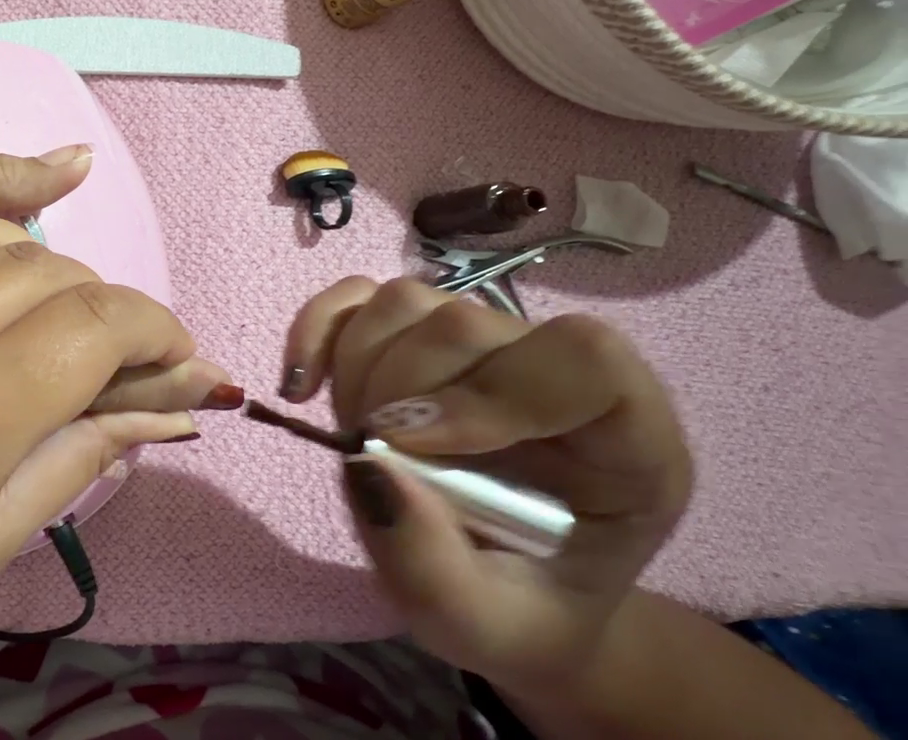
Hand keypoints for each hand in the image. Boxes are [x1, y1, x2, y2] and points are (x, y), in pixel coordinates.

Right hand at [282, 278, 692, 690]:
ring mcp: (479, 345)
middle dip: (396, 391)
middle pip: (465, 323)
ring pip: (404, 303)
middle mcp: (554, 373)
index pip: (584, 359)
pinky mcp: (416, 337)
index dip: (488, 392)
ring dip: (356, 369)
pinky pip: (356, 299)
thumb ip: (430, 564)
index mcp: (623, 441)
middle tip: (377, 456)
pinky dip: (316, 332)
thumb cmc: (511, 612)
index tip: (411, 448)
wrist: (498, 593)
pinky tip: (302, 387)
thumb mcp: (477, 627)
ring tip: (360, 434)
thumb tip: (367, 464)